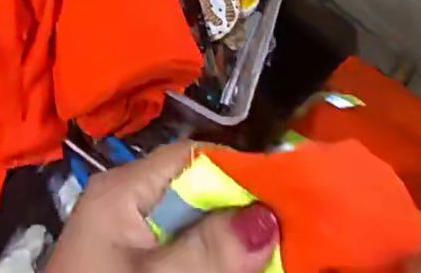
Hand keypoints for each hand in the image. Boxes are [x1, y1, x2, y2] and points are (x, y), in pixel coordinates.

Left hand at [46, 142, 279, 272]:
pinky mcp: (136, 265)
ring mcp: (131, 238)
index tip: (291, 199)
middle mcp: (127, 203)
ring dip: (231, 247)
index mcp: (123, 190)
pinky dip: (211, 263)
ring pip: (195, 229)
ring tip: (280, 258)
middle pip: (195, 194)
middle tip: (297, 239)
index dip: (238, 173)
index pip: (188, 159)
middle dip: (242, 216)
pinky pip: (183, 254)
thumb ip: (208, 252)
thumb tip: (268, 214)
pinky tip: (240, 270)